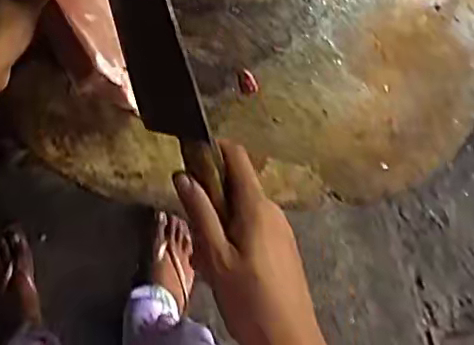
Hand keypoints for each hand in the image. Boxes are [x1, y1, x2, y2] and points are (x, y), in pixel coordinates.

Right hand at [173, 141, 326, 344]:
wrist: (291, 343)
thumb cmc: (251, 301)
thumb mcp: (217, 259)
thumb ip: (201, 214)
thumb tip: (182, 175)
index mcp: (256, 205)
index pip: (236, 154)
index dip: (213, 149)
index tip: (191, 159)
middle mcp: (272, 208)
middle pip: (237, 184)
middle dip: (211, 198)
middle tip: (194, 229)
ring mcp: (280, 228)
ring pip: (244, 209)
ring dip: (221, 222)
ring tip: (207, 257)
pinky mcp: (284, 247)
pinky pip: (255, 227)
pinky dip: (236, 236)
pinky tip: (226, 268)